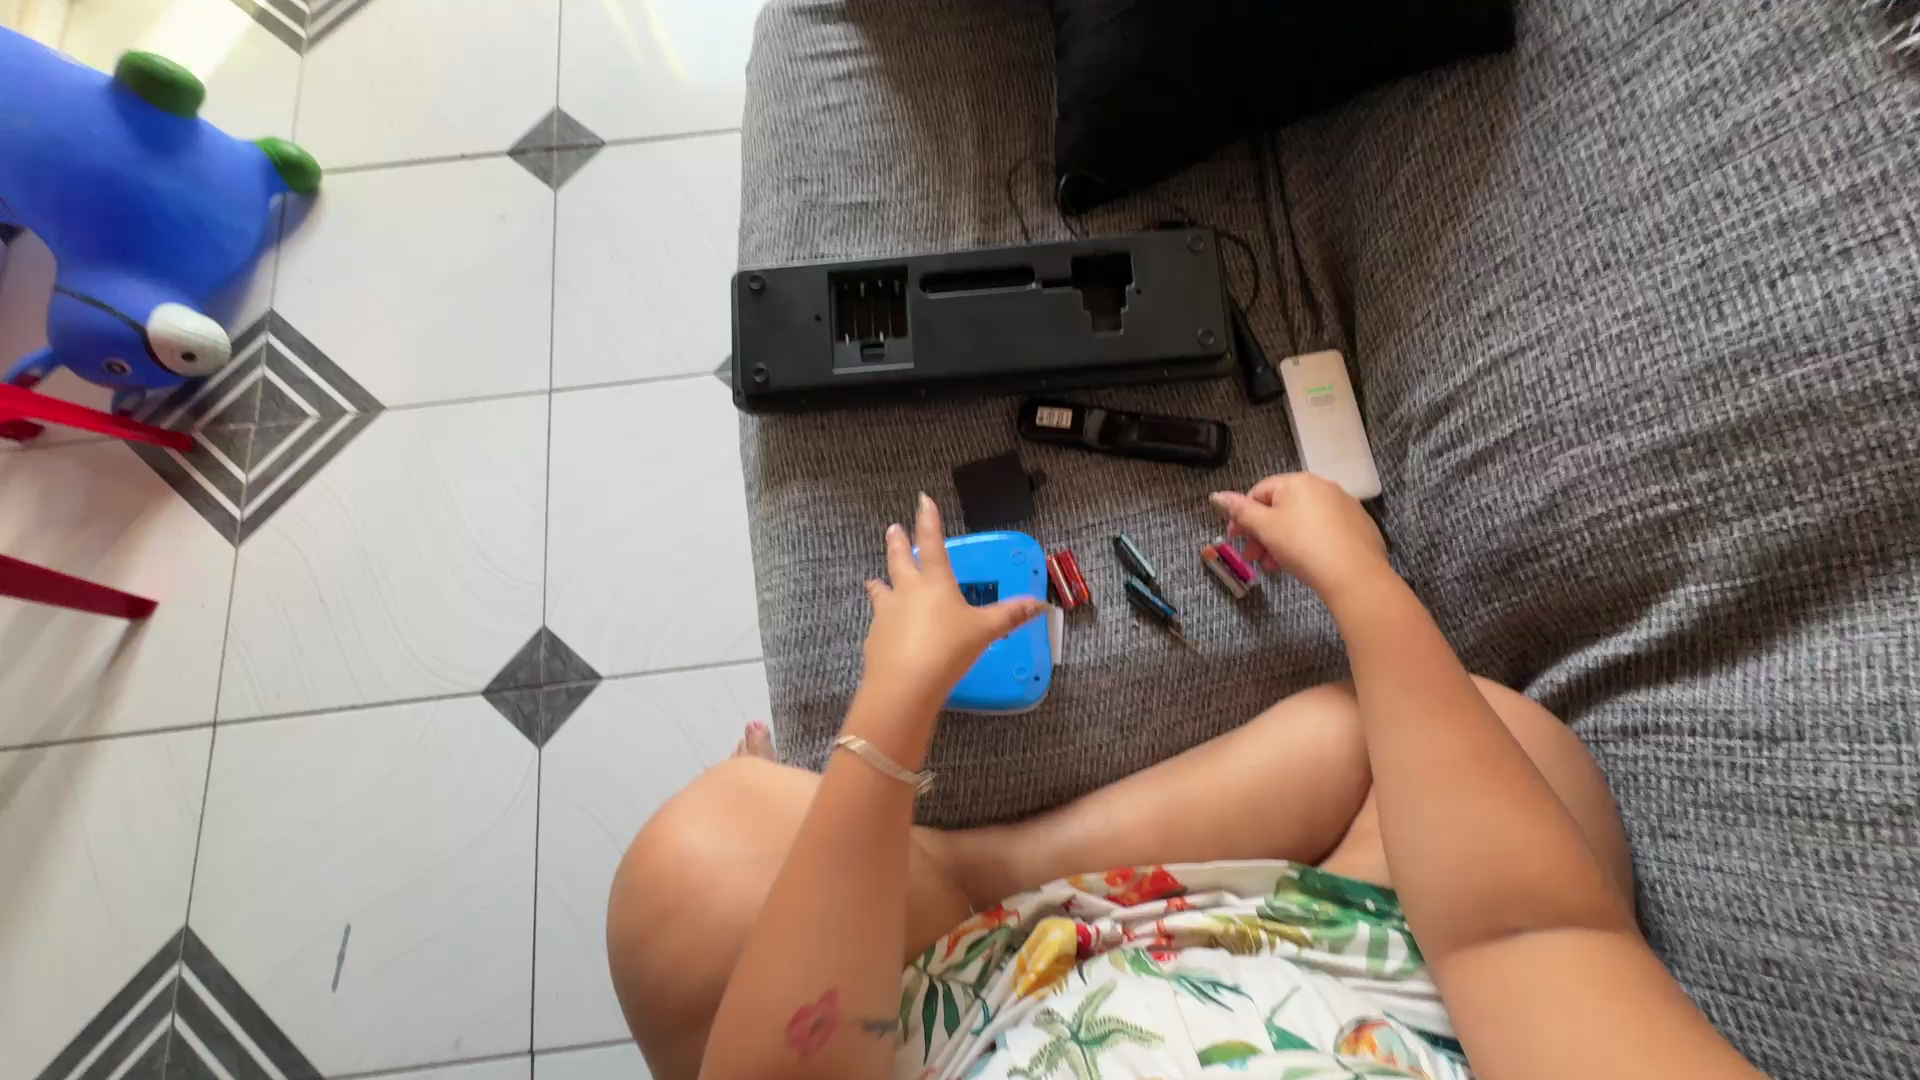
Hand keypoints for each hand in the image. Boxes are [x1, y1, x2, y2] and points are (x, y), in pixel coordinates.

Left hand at [861, 494, 1048, 710]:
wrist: (904, 684)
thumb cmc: (948, 649)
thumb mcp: (985, 631)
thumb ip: (1010, 616)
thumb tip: (1040, 604)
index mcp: (934, 582)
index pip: (931, 543)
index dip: (928, 520)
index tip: (922, 500)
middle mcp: (907, 591)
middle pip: (900, 560)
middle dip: (897, 542)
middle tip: (892, 528)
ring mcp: (887, 613)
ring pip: (881, 590)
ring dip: (880, 582)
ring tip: (874, 579)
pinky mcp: (875, 637)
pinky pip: (878, 620)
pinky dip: (882, 618)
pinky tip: (883, 626)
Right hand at [1210, 473, 1394, 602]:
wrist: (1354, 574)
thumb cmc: (1302, 546)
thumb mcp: (1264, 527)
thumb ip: (1239, 510)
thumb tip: (1217, 495)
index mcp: (1298, 482)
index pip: (1259, 492)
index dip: (1242, 516)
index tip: (1234, 539)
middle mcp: (1323, 486)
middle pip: (1280, 508)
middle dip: (1261, 534)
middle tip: (1253, 558)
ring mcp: (1344, 505)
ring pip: (1300, 521)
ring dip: (1280, 543)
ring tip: (1274, 567)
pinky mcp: (1358, 526)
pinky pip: (1322, 530)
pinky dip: (1305, 544)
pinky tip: (1302, 564)